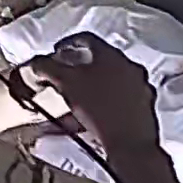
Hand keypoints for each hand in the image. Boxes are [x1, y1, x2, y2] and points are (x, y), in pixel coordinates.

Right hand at [25, 32, 160, 156]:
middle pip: (99, 59)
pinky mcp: (145, 108)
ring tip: (76, 96)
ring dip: (92, 83)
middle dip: (79, 66)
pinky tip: (91, 112)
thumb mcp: (63, 82)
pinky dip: (104, 99)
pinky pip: (120, 96)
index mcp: (112, 56)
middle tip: (64, 74)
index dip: (66, 43)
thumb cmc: (98, 108)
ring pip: (110, 79)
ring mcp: (141, 88)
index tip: (57, 52)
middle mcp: (130, 68)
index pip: (86, 38)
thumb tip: (37, 62)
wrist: (129, 144)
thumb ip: (46, 67)